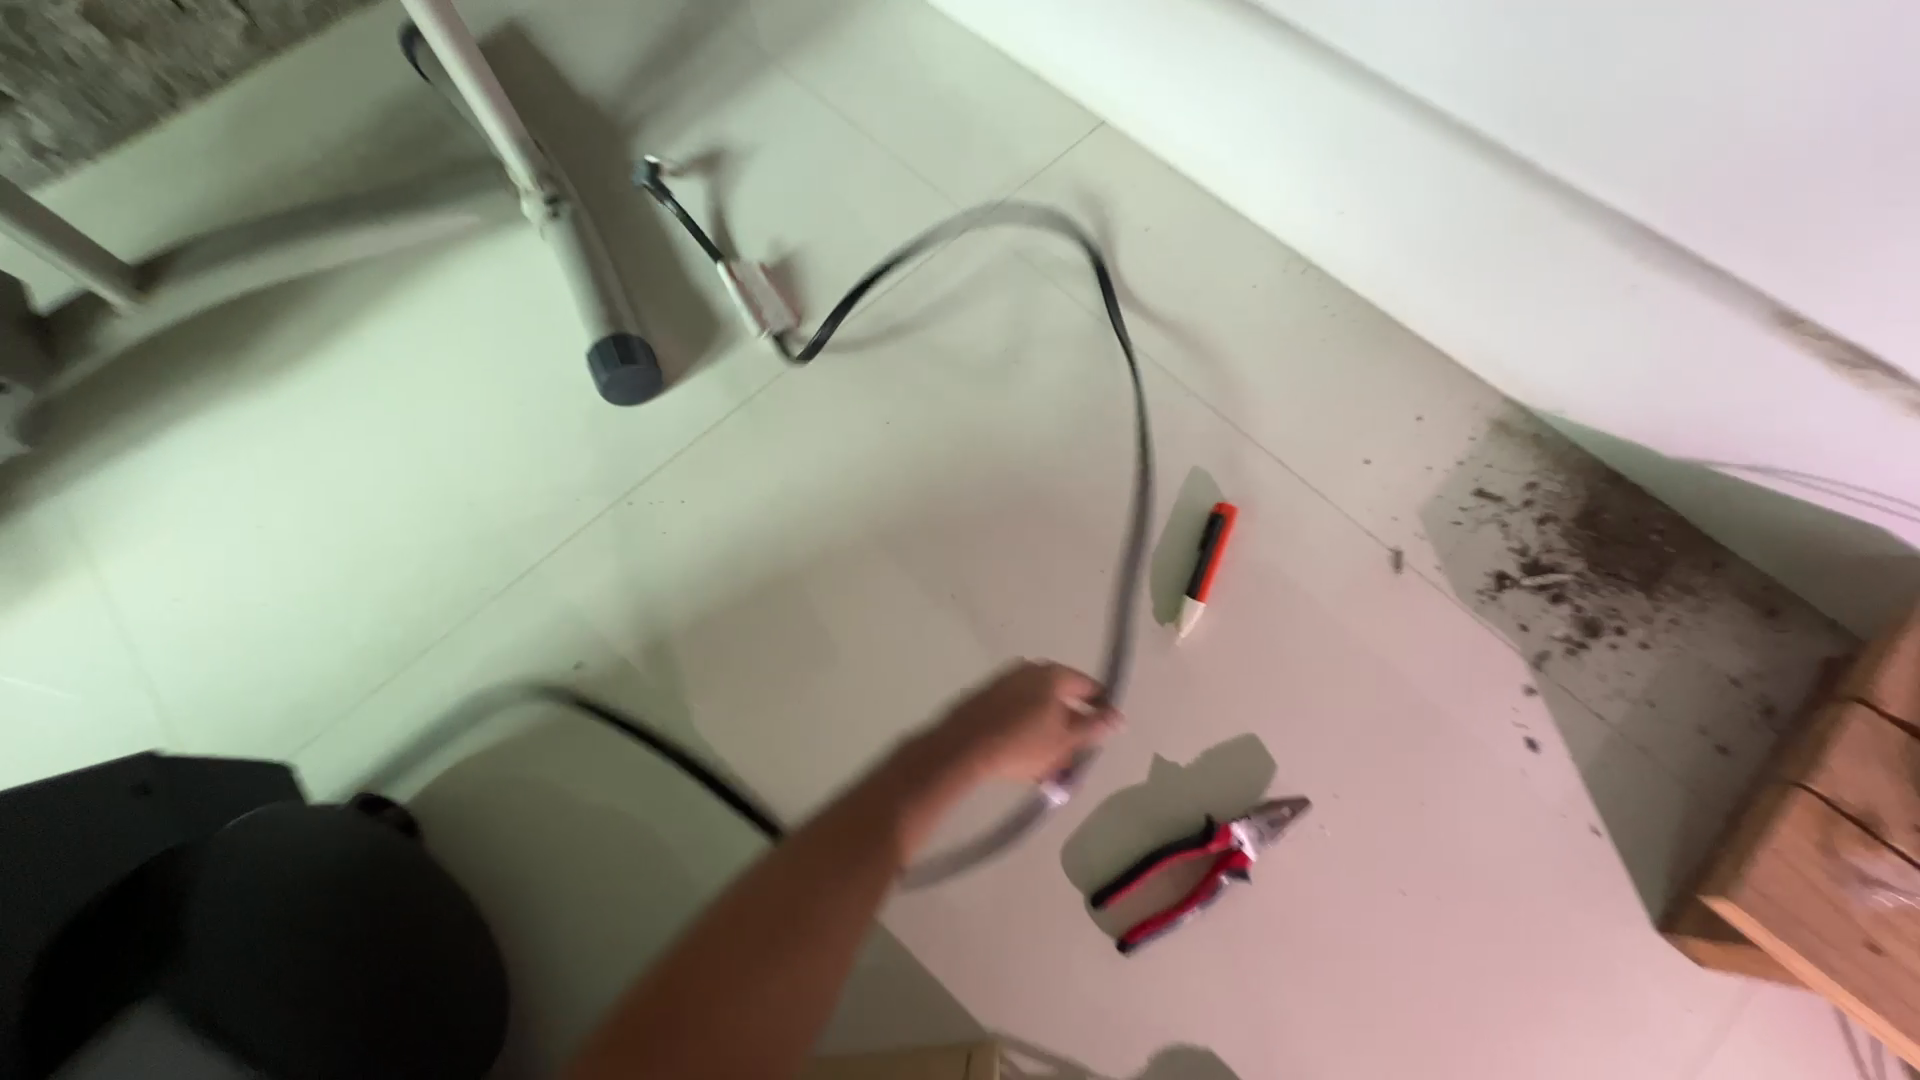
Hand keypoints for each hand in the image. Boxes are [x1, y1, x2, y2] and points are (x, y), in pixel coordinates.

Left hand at [921, 660, 1119, 783]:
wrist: (962, 749)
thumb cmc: (1022, 743)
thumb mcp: (1066, 740)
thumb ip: (1094, 728)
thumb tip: (1118, 717)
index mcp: (1052, 674)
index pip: (1088, 687)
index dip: (1100, 710)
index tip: (1105, 733)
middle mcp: (1028, 670)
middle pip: (1060, 699)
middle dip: (1070, 730)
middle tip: (1074, 758)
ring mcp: (1003, 682)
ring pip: (1037, 710)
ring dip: (1047, 736)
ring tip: (1048, 768)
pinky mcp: (983, 699)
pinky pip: (1015, 715)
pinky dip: (1025, 733)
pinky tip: (1023, 760)